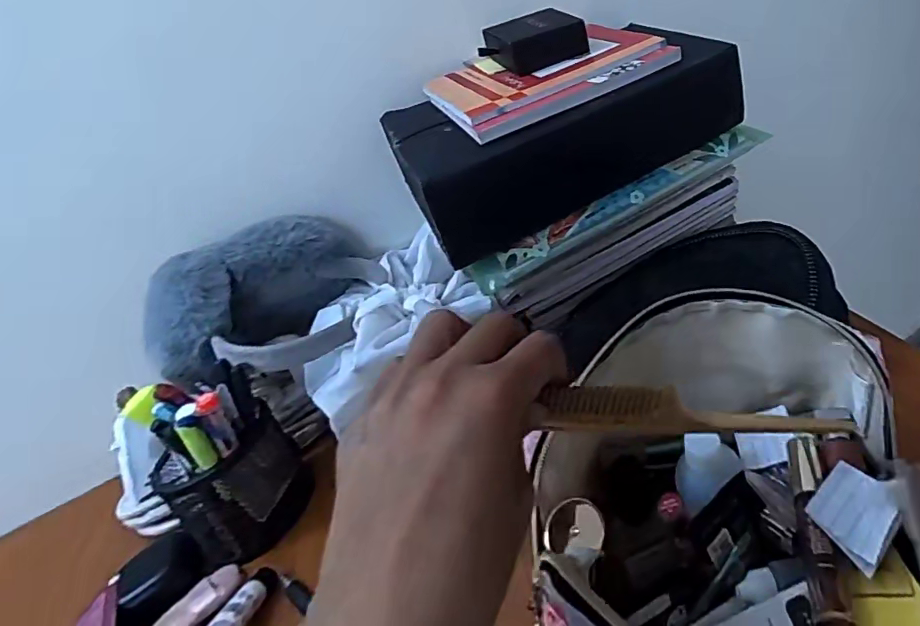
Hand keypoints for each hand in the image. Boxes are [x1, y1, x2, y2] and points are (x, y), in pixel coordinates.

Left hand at [309, 310, 567, 625]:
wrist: (385, 619)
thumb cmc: (468, 566)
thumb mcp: (518, 494)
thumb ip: (521, 435)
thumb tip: (519, 415)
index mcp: (492, 396)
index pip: (541, 346)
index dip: (557, 365)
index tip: (555, 389)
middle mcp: (443, 376)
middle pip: (495, 324)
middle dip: (518, 347)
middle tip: (520, 383)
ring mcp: (395, 390)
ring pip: (439, 326)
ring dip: (466, 343)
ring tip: (469, 380)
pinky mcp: (361, 413)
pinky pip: (398, 367)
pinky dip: (421, 373)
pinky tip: (424, 412)